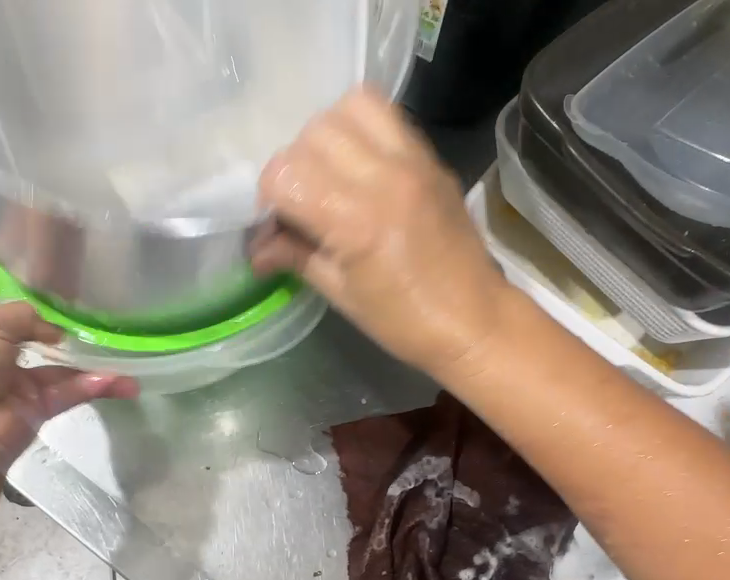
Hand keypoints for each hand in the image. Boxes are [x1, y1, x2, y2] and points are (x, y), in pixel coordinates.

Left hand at [0, 289, 138, 467]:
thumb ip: (25, 314)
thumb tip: (56, 330)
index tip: (23, 243)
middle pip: (24, 318)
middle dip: (54, 305)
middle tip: (89, 282)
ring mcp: (15, 376)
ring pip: (56, 357)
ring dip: (86, 351)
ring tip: (122, 337)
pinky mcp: (38, 404)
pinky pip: (71, 389)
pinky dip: (95, 384)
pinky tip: (122, 379)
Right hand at [254, 87, 514, 376]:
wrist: (473, 320)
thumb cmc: (402, 322)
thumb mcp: (340, 295)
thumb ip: (295, 256)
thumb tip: (256, 247)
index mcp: (357, 221)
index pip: (286, 174)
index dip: (270, 198)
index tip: (278, 224)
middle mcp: (384, 177)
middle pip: (312, 134)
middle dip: (295, 165)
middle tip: (303, 201)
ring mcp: (412, 160)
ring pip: (349, 107)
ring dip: (326, 137)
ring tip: (330, 175)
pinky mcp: (430, 157)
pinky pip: (385, 114)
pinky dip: (360, 129)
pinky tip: (359, 167)